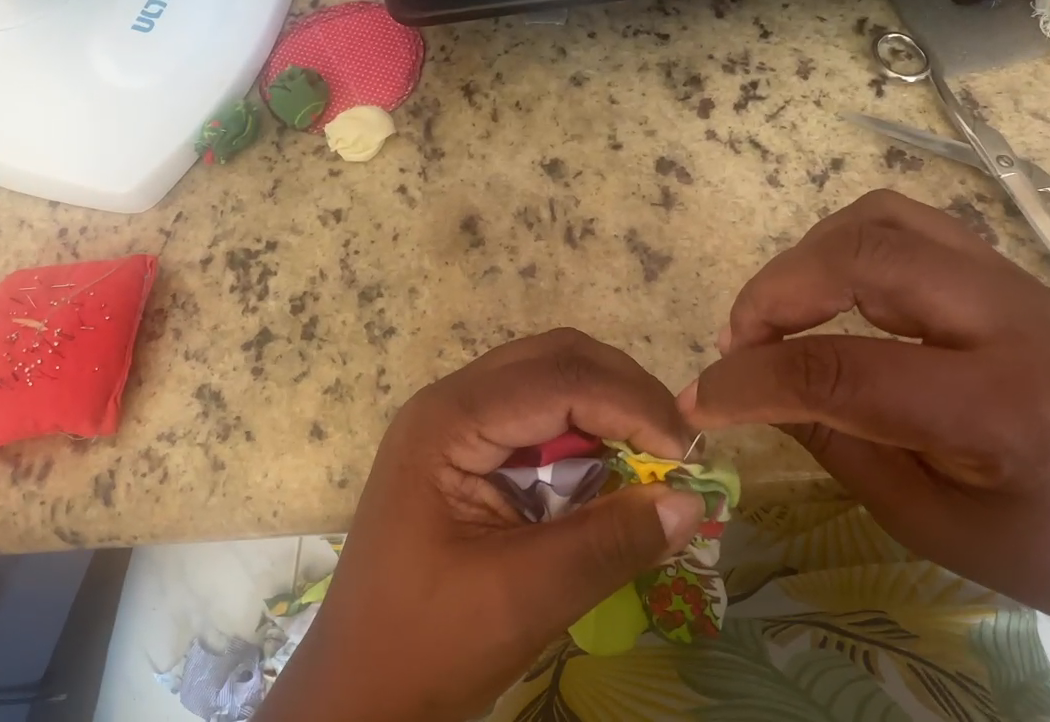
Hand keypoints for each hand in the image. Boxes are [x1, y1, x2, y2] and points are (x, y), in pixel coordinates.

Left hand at [260, 329, 705, 721]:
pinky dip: (584, 439)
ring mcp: (455, 426)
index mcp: (449, 420)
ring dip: (607, 412)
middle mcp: (451, 404)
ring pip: (550, 382)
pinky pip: (537, 421)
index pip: (559, 378)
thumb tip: (692, 500)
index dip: (632, 406)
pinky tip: (610, 479)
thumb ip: (610, 542)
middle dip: (624, 393)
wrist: (356, 694)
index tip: (686, 456)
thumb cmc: (427, 643)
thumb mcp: (525, 596)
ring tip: (652, 463)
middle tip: (675, 449)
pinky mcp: (466, 455)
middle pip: (555, 360)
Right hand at [679, 191, 1049, 720]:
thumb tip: (740, 387)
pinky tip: (826, 293)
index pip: (844, 371)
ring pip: (881, 219)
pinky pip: (905, 223)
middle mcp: (1017, 321)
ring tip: (776, 313)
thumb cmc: (1034, 546)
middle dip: (776, 292)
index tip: (700, 397)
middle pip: (865, 257)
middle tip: (738, 341)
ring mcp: (1018, 281)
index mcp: (1005, 411)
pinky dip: (844, 247)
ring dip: (807, 259)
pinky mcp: (1007, 268)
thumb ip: (826, 438)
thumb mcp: (916, 518)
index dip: (752, 380)